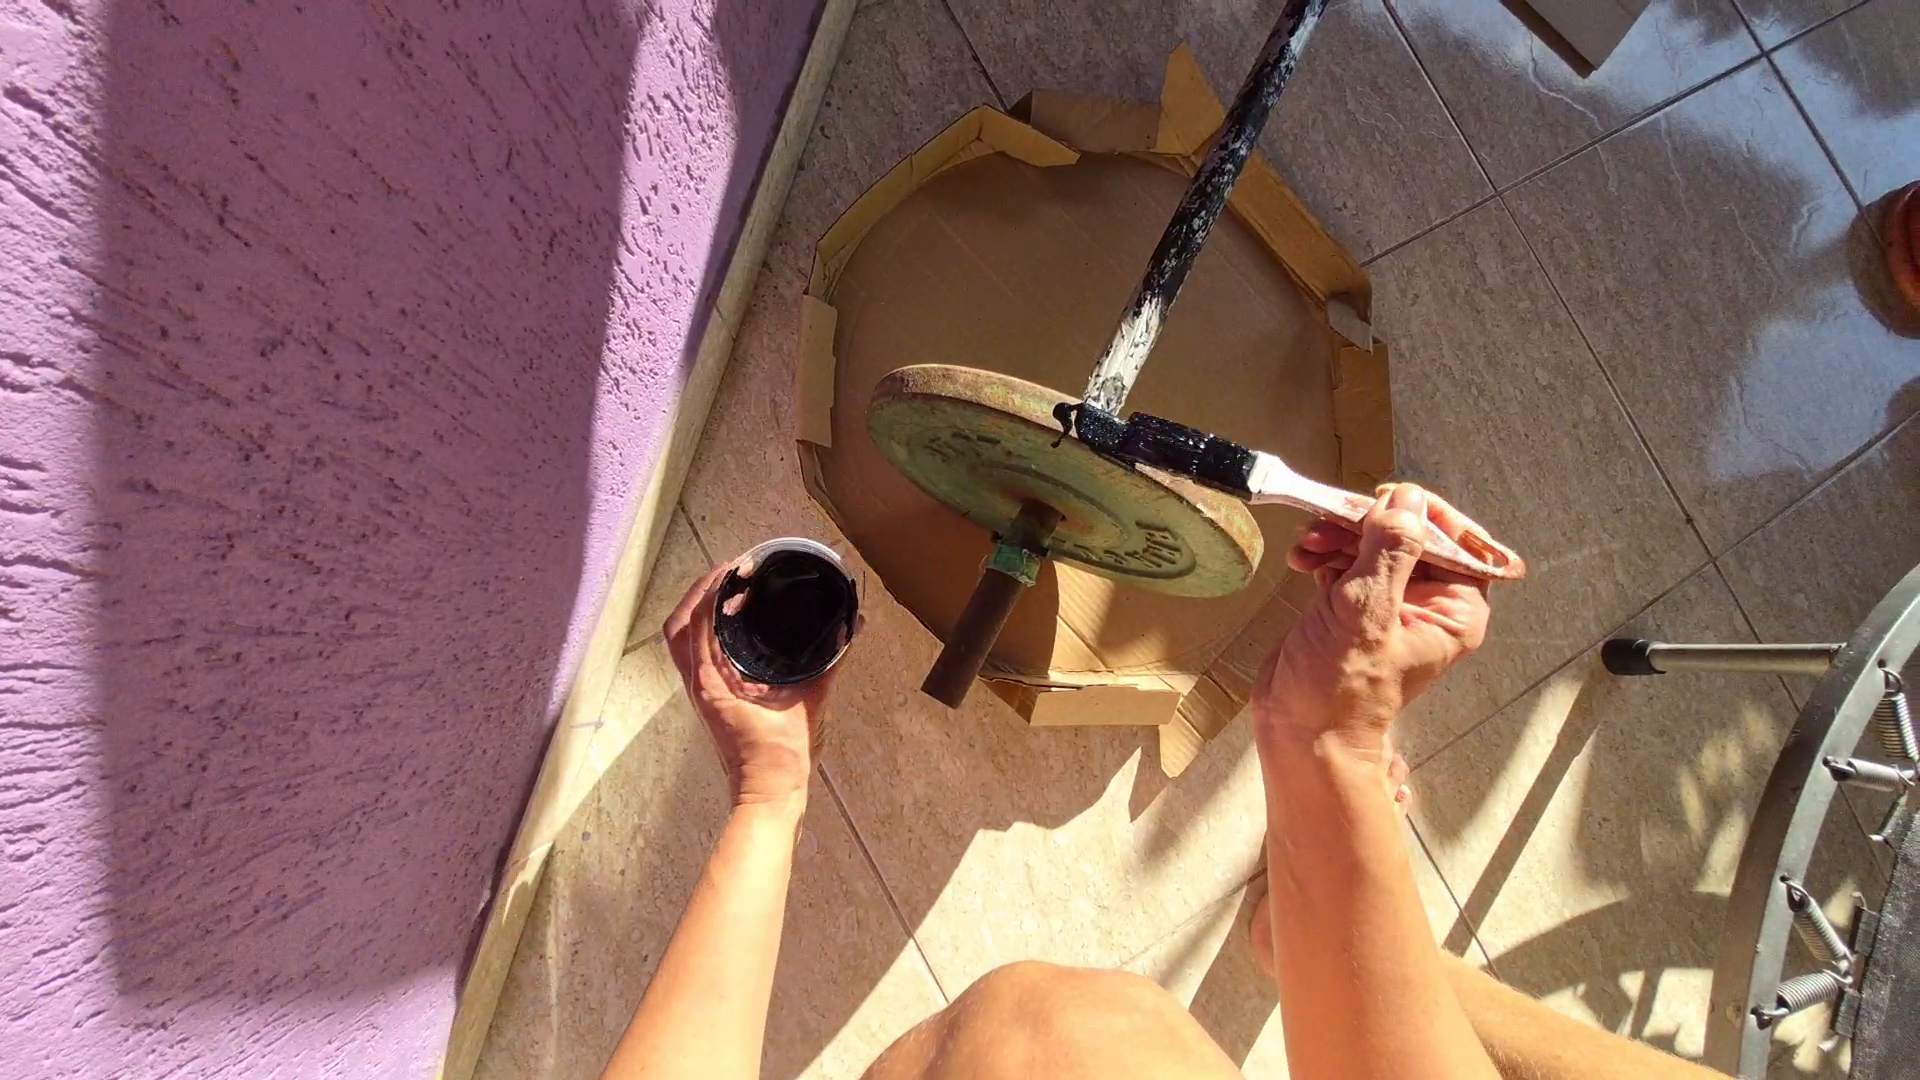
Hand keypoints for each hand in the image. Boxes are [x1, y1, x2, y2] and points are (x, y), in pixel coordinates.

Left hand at [664, 563, 837, 811]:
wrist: (767, 795)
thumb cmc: (782, 755)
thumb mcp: (809, 704)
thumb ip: (829, 663)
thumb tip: (851, 628)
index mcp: (713, 683)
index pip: (697, 625)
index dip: (710, 591)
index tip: (736, 569)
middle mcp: (699, 684)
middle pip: (678, 627)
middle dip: (698, 593)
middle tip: (730, 573)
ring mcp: (700, 693)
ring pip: (682, 642)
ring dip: (699, 611)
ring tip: (731, 592)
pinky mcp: (710, 699)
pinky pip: (697, 656)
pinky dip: (708, 631)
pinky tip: (737, 624)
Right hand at [1253, 483, 1492, 762]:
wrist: (1299, 728)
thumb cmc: (1340, 688)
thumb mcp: (1365, 614)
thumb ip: (1389, 553)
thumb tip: (1407, 499)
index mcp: (1452, 610)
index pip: (1455, 540)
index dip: (1420, 513)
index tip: (1380, 500)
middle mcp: (1425, 603)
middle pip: (1404, 536)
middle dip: (1363, 525)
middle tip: (1327, 523)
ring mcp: (1384, 604)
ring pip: (1369, 545)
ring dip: (1335, 537)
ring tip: (1306, 545)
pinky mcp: (1348, 607)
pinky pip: (1343, 562)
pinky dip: (1322, 554)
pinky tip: (1301, 560)